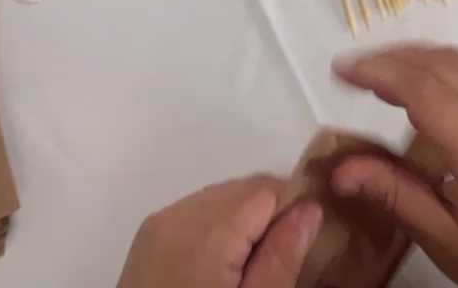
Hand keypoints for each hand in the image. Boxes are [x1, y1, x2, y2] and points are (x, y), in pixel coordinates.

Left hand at [115, 175, 323, 287]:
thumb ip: (281, 258)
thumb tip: (309, 208)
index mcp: (206, 233)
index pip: (265, 189)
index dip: (293, 207)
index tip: (309, 238)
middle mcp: (178, 214)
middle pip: (240, 190)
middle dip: (268, 216)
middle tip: (284, 260)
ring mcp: (159, 223)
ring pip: (218, 199)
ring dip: (242, 222)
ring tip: (253, 269)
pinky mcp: (148, 237)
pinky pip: (194, 213)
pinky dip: (216, 228)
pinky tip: (222, 268)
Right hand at [331, 44, 457, 287]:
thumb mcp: (450, 245)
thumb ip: (395, 197)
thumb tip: (340, 170)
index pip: (423, 91)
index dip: (377, 73)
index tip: (341, 70)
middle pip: (439, 65)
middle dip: (390, 59)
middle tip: (351, 70)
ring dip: (415, 56)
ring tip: (378, 71)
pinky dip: (442, 65)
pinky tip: (423, 80)